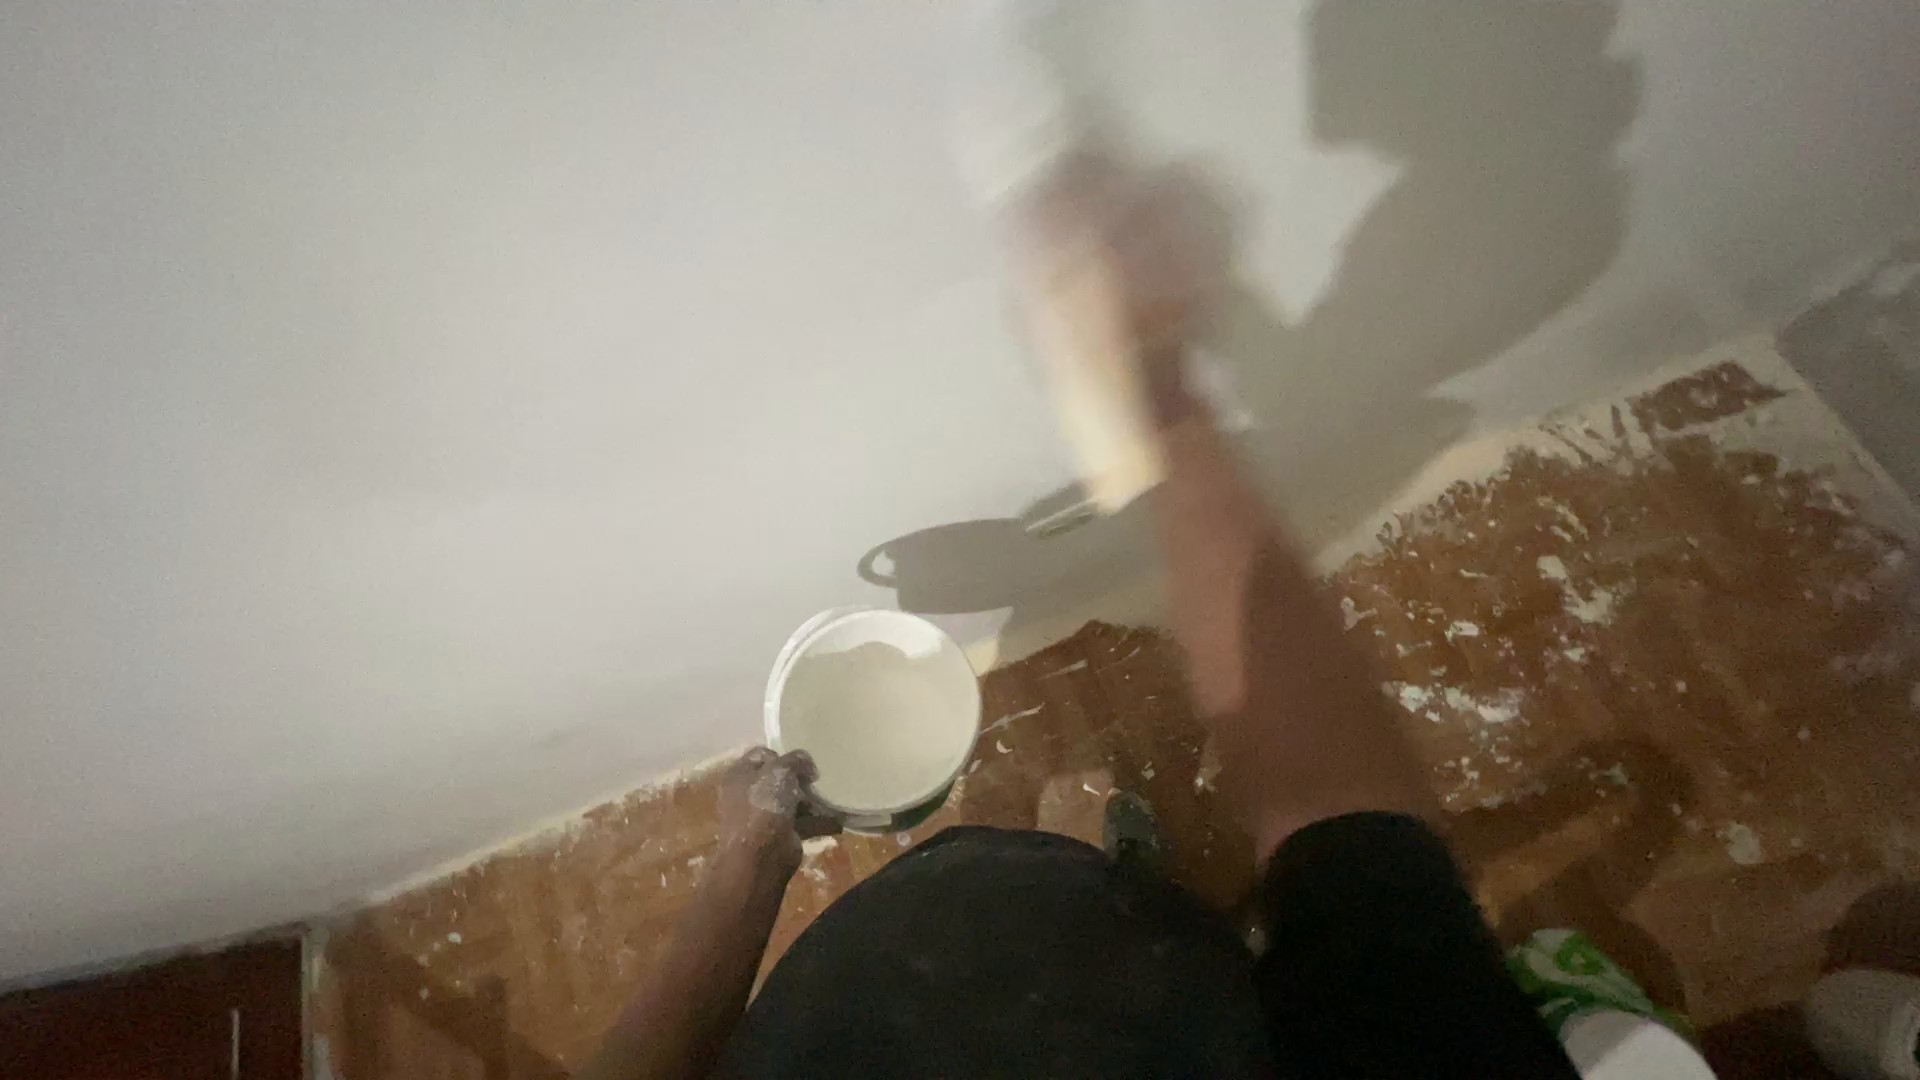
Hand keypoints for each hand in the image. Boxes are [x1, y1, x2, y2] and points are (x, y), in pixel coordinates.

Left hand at [717, 747, 839, 874]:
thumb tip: (808, 767)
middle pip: (779, 779)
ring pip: (792, 801)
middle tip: (817, 779)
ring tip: (833, 796)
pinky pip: (802, 823)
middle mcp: (749, 794)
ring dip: (812, 800)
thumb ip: (797, 759)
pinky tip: (839, 819)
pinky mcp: (779, 835)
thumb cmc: (764, 804)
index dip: (782, 755)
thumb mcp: (781, 769)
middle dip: (800, 779)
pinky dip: (819, 821)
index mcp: (740, 774)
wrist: (759, 856)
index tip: (801, 762)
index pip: (762, 755)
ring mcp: (763, 816)